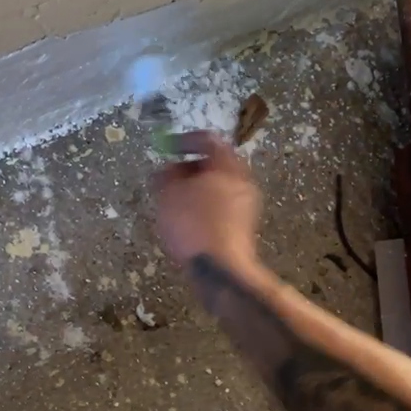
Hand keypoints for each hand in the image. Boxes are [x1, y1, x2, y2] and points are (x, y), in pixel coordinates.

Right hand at [151, 130, 261, 270]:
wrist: (221, 270)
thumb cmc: (192, 223)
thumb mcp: (168, 193)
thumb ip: (166, 174)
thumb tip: (168, 168)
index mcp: (226, 165)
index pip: (208, 140)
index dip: (184, 140)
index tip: (165, 148)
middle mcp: (241, 180)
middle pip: (215, 164)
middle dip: (189, 168)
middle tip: (168, 176)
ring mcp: (246, 205)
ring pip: (217, 186)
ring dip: (195, 188)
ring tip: (172, 200)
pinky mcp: (242, 227)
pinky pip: (220, 205)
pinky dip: (202, 205)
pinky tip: (186, 220)